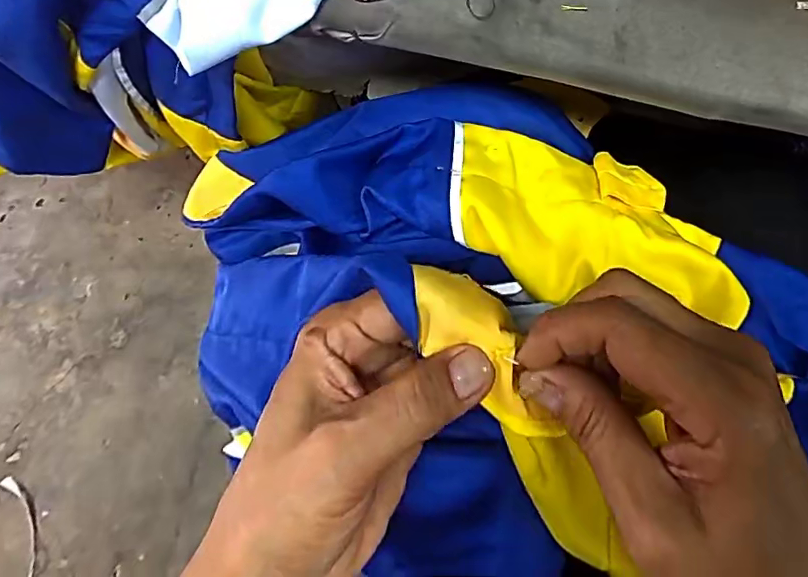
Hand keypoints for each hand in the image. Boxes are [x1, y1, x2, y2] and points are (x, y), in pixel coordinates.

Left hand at [183, 291, 494, 576]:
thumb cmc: (285, 507)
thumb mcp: (346, 451)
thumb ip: (414, 403)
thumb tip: (483, 359)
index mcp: (338, 338)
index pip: (405, 300)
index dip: (451, 302)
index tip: (497, 313)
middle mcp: (367, 350)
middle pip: (433, 322)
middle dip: (474, 327)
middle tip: (520, 336)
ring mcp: (392, 385)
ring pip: (448, 353)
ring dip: (482, 356)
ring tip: (522, 354)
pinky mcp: (413, 417)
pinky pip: (453, 390)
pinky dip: (479, 386)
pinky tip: (510, 380)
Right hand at [515, 270, 807, 576]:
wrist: (803, 572)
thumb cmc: (730, 564)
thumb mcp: (654, 521)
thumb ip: (598, 436)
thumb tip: (541, 374)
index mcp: (719, 391)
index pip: (623, 323)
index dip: (562, 332)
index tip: (522, 368)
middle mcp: (731, 348)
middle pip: (632, 292)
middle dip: (574, 322)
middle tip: (542, 375)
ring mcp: (735, 345)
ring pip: (643, 299)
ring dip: (595, 329)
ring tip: (571, 385)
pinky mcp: (731, 352)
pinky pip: (661, 321)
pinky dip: (621, 340)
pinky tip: (608, 385)